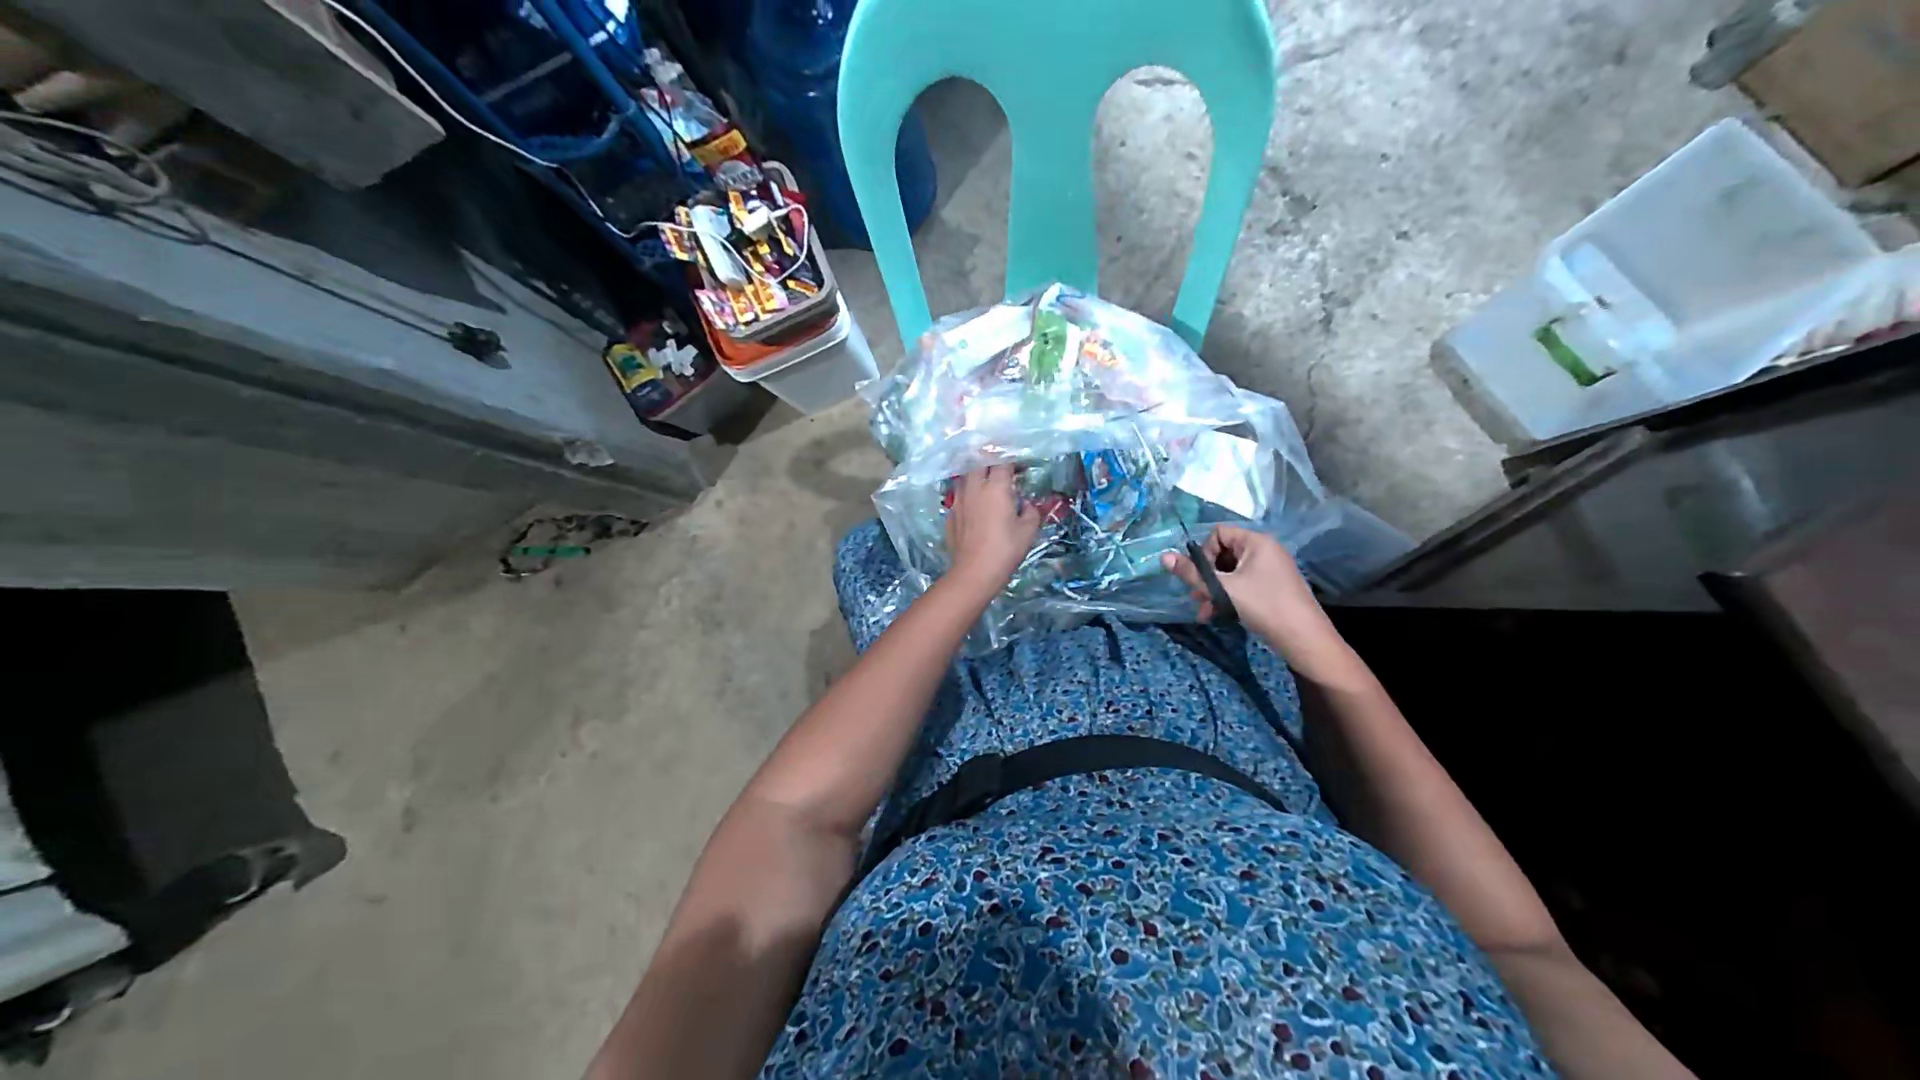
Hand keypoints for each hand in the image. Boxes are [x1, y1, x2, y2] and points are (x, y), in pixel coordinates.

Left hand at [945, 465, 1040, 597]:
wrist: (974, 571)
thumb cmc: (1005, 549)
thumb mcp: (1028, 530)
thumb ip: (1031, 511)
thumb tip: (1027, 505)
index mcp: (996, 487)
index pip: (1003, 462)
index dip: (1012, 461)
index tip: (1020, 468)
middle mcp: (975, 487)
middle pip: (979, 462)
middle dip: (990, 462)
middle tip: (1001, 470)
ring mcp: (959, 500)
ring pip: (966, 477)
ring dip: (976, 475)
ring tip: (986, 484)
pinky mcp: (950, 513)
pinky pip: (959, 495)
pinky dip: (968, 494)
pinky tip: (974, 505)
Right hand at [1161, 525, 1360, 684]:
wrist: (1304, 639)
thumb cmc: (1263, 606)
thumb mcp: (1223, 590)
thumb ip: (1192, 573)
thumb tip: (1163, 557)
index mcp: (1257, 542)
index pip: (1218, 533)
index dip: (1204, 552)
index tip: (1200, 576)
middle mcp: (1266, 550)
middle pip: (1224, 553)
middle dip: (1206, 576)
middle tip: (1197, 597)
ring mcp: (1272, 569)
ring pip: (1232, 572)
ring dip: (1215, 589)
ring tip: (1206, 612)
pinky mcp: (1274, 586)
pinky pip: (1244, 583)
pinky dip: (1230, 596)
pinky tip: (1220, 615)